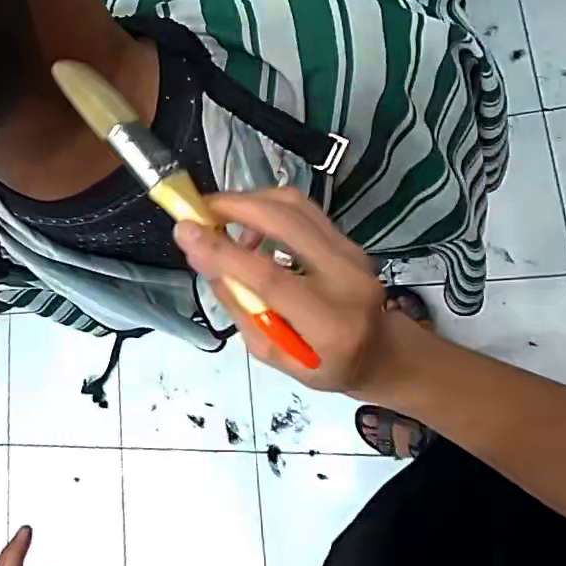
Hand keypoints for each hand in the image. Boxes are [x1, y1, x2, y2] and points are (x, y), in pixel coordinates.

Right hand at [173, 187, 413, 397]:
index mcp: (330, 324)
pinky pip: (303, 209)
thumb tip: (206, 262)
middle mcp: (347, 279)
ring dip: (250, 201)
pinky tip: (248, 224)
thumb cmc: (324, 364)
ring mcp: (352, 253)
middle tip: (198, 210)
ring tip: (220, 216)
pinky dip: (267, 206)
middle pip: (286, 223)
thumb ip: (242, 310)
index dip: (224, 252)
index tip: (185, 232)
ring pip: (295, 205)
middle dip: (235, 208)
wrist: (380, 351)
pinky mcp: (348, 238)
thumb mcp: (275, 355)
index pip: (271, 279)